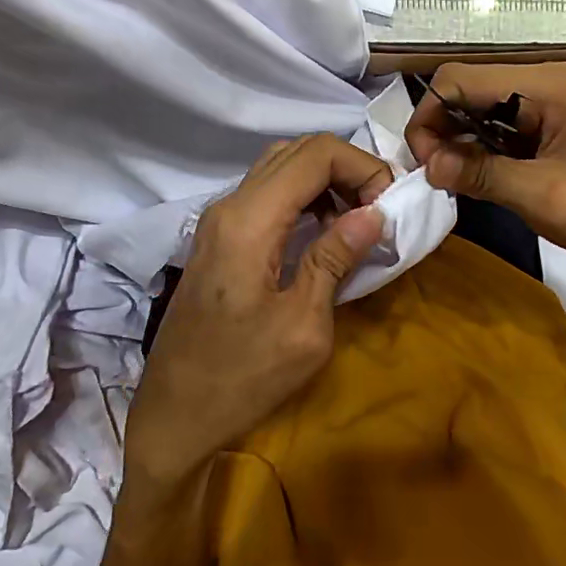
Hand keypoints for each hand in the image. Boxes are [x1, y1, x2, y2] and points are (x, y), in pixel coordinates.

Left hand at [126, 135, 393, 487]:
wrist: (176, 413)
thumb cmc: (244, 377)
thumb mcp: (304, 326)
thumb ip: (335, 259)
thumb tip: (373, 213)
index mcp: (249, 221)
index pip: (315, 154)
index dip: (362, 167)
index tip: (388, 208)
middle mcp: (228, 207)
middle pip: (296, 152)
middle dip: (347, 169)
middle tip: (377, 213)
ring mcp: (218, 222)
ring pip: (279, 168)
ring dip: (325, 182)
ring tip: (357, 221)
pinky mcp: (218, 240)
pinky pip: (266, 195)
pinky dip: (303, 198)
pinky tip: (324, 233)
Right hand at [405, 63, 565, 262]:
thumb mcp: (539, 195)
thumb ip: (482, 174)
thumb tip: (428, 165)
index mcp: (547, 85)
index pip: (463, 78)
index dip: (431, 114)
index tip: (423, 161)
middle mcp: (539, 81)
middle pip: (464, 88)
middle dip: (439, 127)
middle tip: (432, 172)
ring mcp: (537, 101)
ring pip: (471, 107)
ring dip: (452, 139)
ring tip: (446, 176)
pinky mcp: (533, 122)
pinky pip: (486, 124)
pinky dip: (469, 147)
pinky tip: (465, 173)